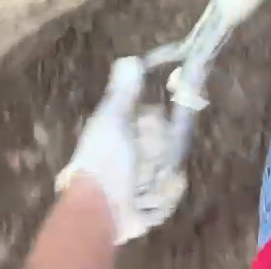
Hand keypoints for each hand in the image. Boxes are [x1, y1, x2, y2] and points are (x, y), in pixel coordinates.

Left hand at [57, 57, 157, 242]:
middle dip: (159, 157)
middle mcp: (135, 152)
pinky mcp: (149, 205)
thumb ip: (124, 92)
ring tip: (140, 190)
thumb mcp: (113, 120)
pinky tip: (144, 205)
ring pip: (172, 172)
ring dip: (160, 183)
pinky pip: (170, 198)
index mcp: (126, 130)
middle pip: (167, 146)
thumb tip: (131, 58)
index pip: (157, 118)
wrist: (98, 212)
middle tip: (142, 166)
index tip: (149, 133)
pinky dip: (160, 203)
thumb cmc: (104, 162)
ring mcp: (143, 180)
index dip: (157, 126)